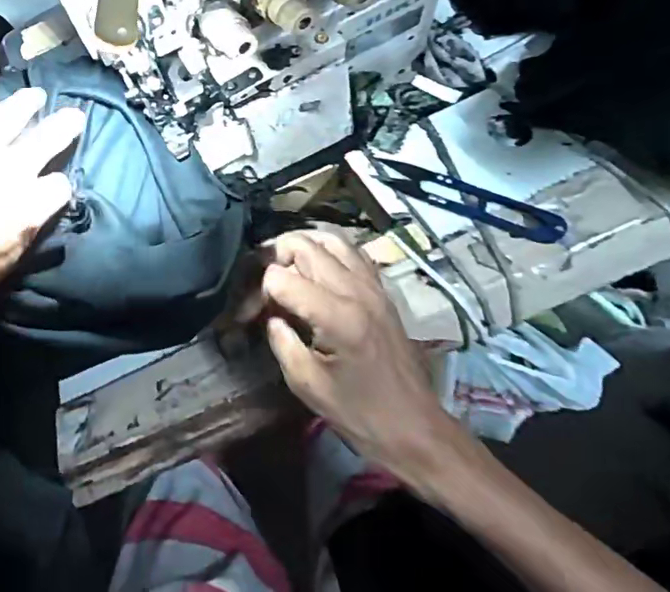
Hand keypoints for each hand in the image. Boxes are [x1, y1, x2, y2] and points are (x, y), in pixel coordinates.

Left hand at [0, 88, 85, 341]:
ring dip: (25, 104)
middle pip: (44, 139)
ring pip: (5, 117)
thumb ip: (30, 227)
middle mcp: (0, 176)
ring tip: (36, 96)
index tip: (56, 192)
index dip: (61, 189)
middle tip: (74, 116)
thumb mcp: (8, 265)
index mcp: (23, 211)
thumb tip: (44, 204)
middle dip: (64, 126)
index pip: (59, 185)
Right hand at [252, 227, 469, 482]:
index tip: (251, 316)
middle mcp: (356, 291)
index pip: (280, 277)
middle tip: (261, 286)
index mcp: (338, 317)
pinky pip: (351, 251)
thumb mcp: (306, 384)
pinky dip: (327, 251)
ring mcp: (373, 287)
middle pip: (302, 245)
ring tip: (286, 268)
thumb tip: (269, 315)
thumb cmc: (361, 414)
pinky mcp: (382, 291)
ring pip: (329, 238)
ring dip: (300, 246)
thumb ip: (280, 340)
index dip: (257, 293)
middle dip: (272, 258)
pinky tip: (316, 271)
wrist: (418, 430)